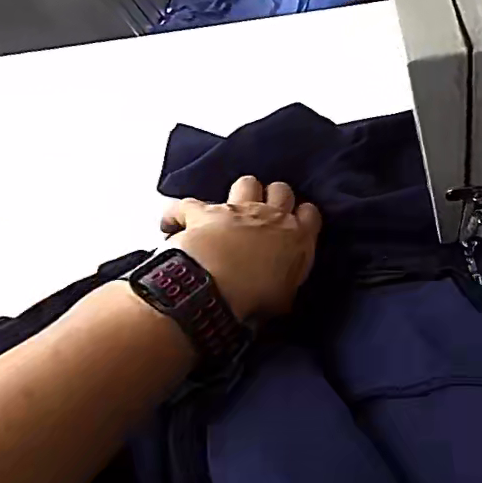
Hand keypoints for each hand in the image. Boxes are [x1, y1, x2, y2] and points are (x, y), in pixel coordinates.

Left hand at [160, 175, 321, 320]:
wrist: (215, 291)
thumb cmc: (254, 300)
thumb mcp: (281, 300)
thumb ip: (285, 286)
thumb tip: (281, 293)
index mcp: (296, 238)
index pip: (310, 214)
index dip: (302, 218)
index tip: (295, 227)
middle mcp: (270, 216)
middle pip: (281, 190)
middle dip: (275, 198)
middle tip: (265, 217)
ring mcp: (235, 210)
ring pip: (248, 182)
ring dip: (241, 193)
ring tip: (232, 211)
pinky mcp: (202, 212)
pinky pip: (185, 204)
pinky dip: (176, 214)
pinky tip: (170, 225)